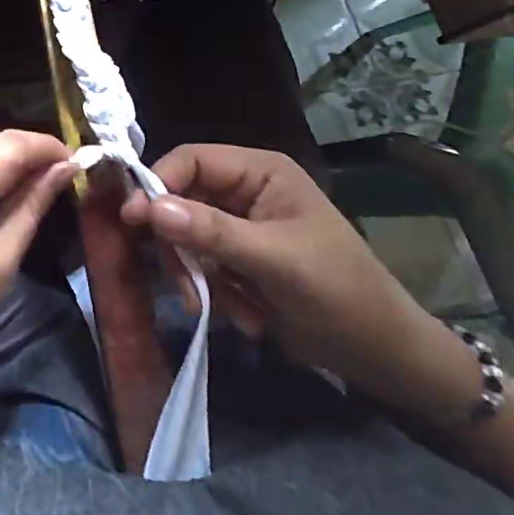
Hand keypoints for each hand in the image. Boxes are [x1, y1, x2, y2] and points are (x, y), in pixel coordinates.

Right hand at [121, 143, 478, 422]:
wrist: (381, 354)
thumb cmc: (339, 293)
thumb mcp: (276, 261)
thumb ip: (212, 232)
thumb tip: (148, 208)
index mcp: (260, 171)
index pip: (191, 160)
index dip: (158, 184)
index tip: (133, 220)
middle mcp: (245, 190)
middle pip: (182, 200)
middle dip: (183, 247)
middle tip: (188, 287)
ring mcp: (240, 226)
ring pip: (186, 237)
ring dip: (201, 278)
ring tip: (230, 310)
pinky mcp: (237, 259)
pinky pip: (202, 266)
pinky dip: (215, 293)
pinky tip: (248, 317)